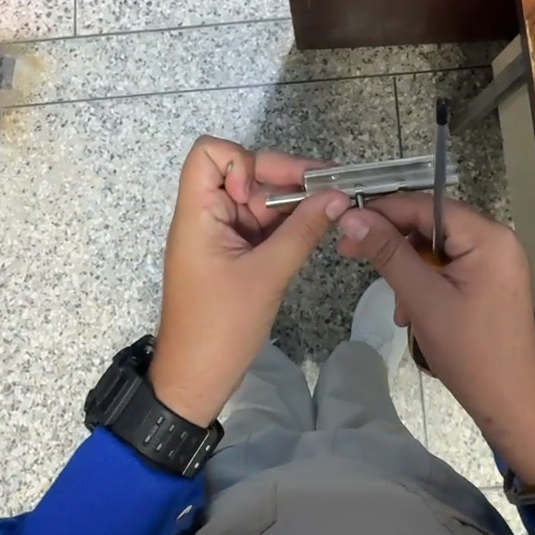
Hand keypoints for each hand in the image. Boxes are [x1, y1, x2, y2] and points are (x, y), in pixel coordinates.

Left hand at [147, 136, 349, 427]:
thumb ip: (303, 230)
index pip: (208, 153)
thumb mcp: (267, 275)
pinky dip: (288, 220)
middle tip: (331, 185)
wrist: (195, 382)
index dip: (240, 161)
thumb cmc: (221, 327)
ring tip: (334, 203)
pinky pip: (262, 222)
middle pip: (243, 170)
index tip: (260, 195)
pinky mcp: (234, 251)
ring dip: (293, 198)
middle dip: (285, 175)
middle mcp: (206, 214)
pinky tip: (318, 224)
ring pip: (258, 196)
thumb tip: (339, 195)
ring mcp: (221, 233)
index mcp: (198, 213)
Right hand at [337, 193, 534, 515]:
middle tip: (351, 254)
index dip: (383, 211)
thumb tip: (351, 217)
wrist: (511, 404)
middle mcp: (496, 238)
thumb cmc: (470, 352)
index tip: (345, 223)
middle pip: (431, 223)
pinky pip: (449, 264)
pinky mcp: (491, 279)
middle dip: (394, 243)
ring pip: (436, 245)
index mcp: (487, 236)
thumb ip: (388, 252)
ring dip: (408, 268)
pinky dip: (425, 281)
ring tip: (397, 305)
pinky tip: (413, 310)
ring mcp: (496, 259)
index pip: (425, 205)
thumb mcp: (422, 298)